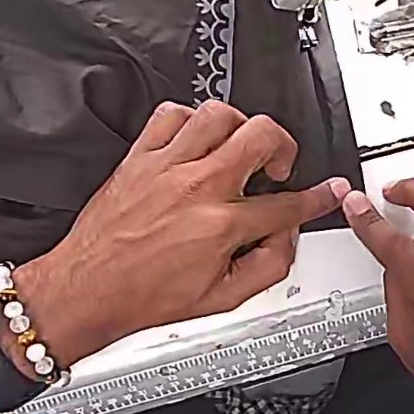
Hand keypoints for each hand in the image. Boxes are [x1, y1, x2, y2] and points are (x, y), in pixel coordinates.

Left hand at [12, 100, 347, 363]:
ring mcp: (166, 167)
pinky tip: (195, 139)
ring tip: (240, 148)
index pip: (286, 205)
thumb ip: (267, 267)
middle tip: (278, 166)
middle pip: (261, 137)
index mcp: (220, 226)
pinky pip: (169, 114)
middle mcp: (197, 188)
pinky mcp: (139, 158)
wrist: (87, 289)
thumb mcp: (220, 299)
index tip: (326, 191)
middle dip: (284, 147)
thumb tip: (286, 239)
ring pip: (219, 115)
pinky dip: (190, 119)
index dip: (316, 197)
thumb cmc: (143, 296)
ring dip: (240, 127)